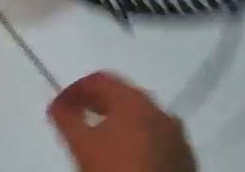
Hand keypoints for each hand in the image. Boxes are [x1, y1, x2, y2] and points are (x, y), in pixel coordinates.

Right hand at [48, 72, 196, 171]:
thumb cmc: (116, 169)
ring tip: (101, 137)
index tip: (59, 105)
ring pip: (143, 117)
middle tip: (78, 114)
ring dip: (120, 121)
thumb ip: (65, 118)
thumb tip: (56, 105)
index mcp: (134, 101)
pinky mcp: (188, 160)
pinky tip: (128, 155)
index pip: (99, 80)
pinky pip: (158, 138)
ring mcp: (178, 137)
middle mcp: (160, 111)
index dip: (75, 90)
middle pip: (123, 96)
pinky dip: (140, 139)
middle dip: (98, 102)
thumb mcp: (81, 145)